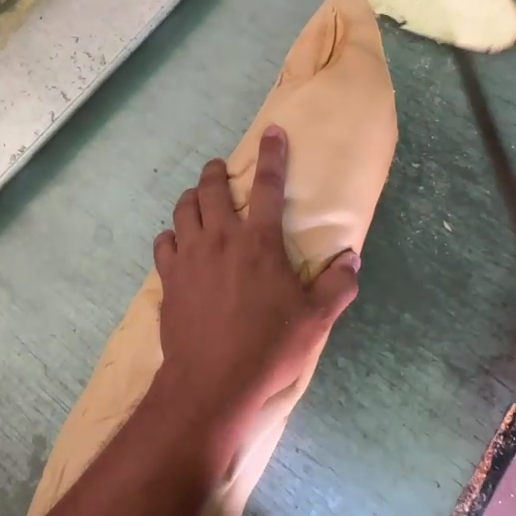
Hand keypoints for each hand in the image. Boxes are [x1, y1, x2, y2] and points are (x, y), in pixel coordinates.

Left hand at [149, 125, 361, 433]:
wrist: (212, 383)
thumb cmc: (269, 349)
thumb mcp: (315, 320)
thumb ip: (337, 286)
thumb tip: (351, 258)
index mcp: (260, 242)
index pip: (269, 186)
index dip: (272, 155)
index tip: (272, 132)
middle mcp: (221, 238)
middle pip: (213, 188)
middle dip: (216, 171)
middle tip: (220, 168)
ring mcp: (189, 255)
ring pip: (184, 209)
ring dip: (192, 197)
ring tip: (199, 199)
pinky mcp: (168, 276)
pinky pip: (164, 241)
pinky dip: (171, 234)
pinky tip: (177, 242)